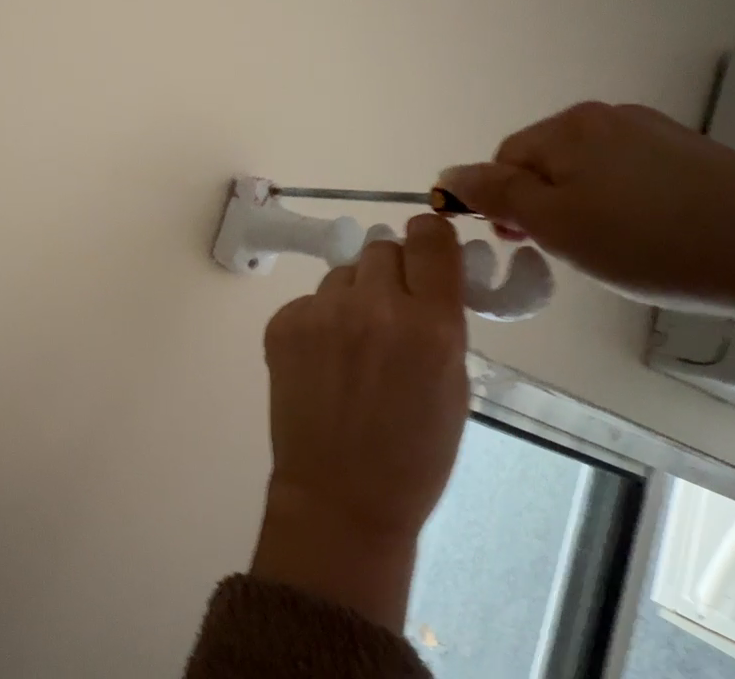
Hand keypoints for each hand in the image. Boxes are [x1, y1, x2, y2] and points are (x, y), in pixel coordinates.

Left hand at [249, 214, 469, 632]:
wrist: (342, 495)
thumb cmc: (414, 453)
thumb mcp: (453, 384)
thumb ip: (439, 324)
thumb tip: (424, 284)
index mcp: (431, 323)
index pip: (430, 239)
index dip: (430, 239)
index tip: (428, 247)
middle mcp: (374, 306)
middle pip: (381, 249)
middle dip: (391, 272)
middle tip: (390, 308)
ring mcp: (321, 313)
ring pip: (342, 276)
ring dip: (352, 297)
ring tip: (352, 347)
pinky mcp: (281, 324)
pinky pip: (308, 303)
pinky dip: (317, 322)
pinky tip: (321, 363)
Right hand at [436, 101, 734, 313]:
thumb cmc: (652, 242)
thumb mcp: (554, 224)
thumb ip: (494, 196)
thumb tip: (446, 175)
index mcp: (567, 126)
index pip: (501, 162)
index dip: (504, 207)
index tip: (529, 247)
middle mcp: (606, 117)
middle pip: (544, 165)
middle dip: (545, 208)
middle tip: (574, 253)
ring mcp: (655, 134)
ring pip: (586, 176)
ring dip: (584, 212)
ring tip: (617, 251)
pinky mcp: (694, 158)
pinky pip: (630, 181)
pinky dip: (626, 211)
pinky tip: (653, 240)